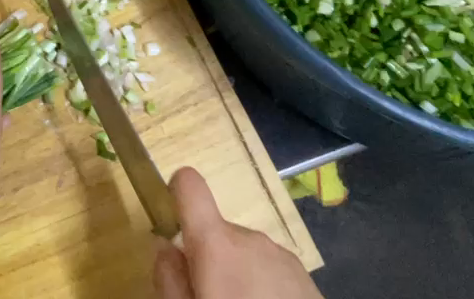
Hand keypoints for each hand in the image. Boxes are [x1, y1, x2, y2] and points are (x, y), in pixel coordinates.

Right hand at [152, 167, 323, 298]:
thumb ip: (169, 280)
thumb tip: (166, 248)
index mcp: (216, 244)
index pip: (190, 185)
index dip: (177, 193)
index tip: (174, 223)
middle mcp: (249, 239)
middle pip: (217, 233)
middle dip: (209, 261)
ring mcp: (282, 258)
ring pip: (245, 254)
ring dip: (238, 277)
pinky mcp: (307, 280)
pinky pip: (271, 271)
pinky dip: (264, 289)